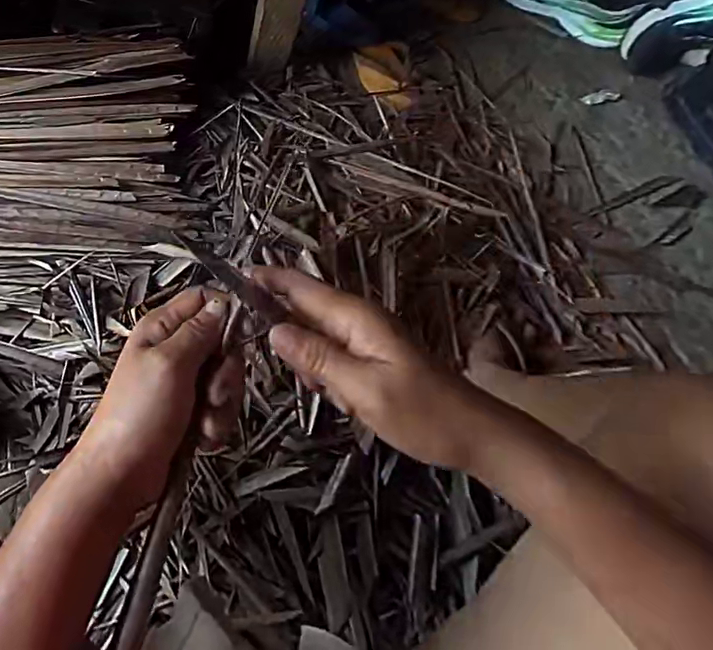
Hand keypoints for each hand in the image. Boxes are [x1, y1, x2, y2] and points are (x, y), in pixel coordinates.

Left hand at [73, 287, 245, 509]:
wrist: (122, 475)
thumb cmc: (133, 418)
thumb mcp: (170, 364)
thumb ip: (199, 331)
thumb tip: (221, 304)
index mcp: (161, 327)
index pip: (204, 300)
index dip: (226, 316)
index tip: (234, 340)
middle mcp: (172, 350)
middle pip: (222, 343)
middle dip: (226, 373)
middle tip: (212, 392)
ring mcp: (181, 381)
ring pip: (225, 379)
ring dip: (222, 405)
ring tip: (202, 419)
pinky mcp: (189, 410)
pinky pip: (220, 408)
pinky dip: (216, 425)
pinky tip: (200, 435)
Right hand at [252, 266, 497, 469]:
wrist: (477, 437)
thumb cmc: (422, 413)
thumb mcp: (363, 390)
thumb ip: (316, 358)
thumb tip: (274, 330)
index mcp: (354, 317)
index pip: (301, 287)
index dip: (268, 279)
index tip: (235, 276)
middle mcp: (356, 318)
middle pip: (303, 308)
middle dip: (284, 329)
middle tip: (284, 361)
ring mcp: (364, 337)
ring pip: (314, 335)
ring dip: (308, 360)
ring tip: (328, 393)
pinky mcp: (369, 355)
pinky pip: (331, 354)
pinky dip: (324, 373)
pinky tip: (340, 398)